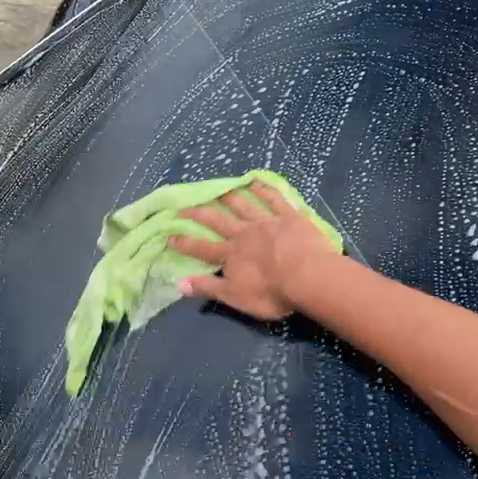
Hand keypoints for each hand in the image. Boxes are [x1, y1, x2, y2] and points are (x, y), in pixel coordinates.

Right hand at [169, 182, 340, 320]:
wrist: (307, 276)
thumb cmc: (272, 292)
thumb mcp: (235, 297)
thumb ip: (208, 288)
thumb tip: (178, 284)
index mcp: (231, 255)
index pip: (203, 249)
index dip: (185, 243)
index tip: (170, 235)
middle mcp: (244, 234)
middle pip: (218, 221)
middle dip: (200, 214)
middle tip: (185, 206)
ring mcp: (266, 222)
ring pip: (243, 205)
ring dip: (230, 197)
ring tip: (219, 189)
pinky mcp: (289, 217)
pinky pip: (274, 199)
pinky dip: (263, 189)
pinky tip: (256, 181)